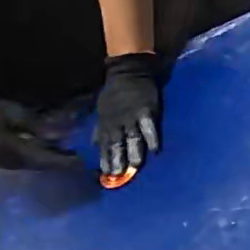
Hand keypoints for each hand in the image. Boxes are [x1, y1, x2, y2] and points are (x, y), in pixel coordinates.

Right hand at [0, 89, 81, 170]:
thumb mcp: (10, 111)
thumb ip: (36, 125)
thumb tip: (63, 134)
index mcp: (8, 151)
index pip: (44, 159)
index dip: (65, 161)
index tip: (84, 161)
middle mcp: (5, 163)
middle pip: (40, 166)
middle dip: (60, 162)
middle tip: (82, 159)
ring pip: (32, 166)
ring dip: (50, 161)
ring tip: (70, 155)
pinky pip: (23, 162)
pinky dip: (38, 157)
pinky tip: (49, 150)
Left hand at [95, 53, 161, 175]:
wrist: (129, 73)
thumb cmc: (115, 93)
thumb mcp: (102, 110)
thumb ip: (100, 129)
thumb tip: (95, 145)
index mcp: (107, 123)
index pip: (106, 146)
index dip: (106, 160)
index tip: (106, 175)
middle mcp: (118, 123)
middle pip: (118, 145)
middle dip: (118, 160)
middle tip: (119, 176)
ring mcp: (132, 117)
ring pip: (133, 138)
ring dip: (134, 153)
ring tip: (135, 166)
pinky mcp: (146, 111)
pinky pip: (149, 128)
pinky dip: (152, 139)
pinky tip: (155, 150)